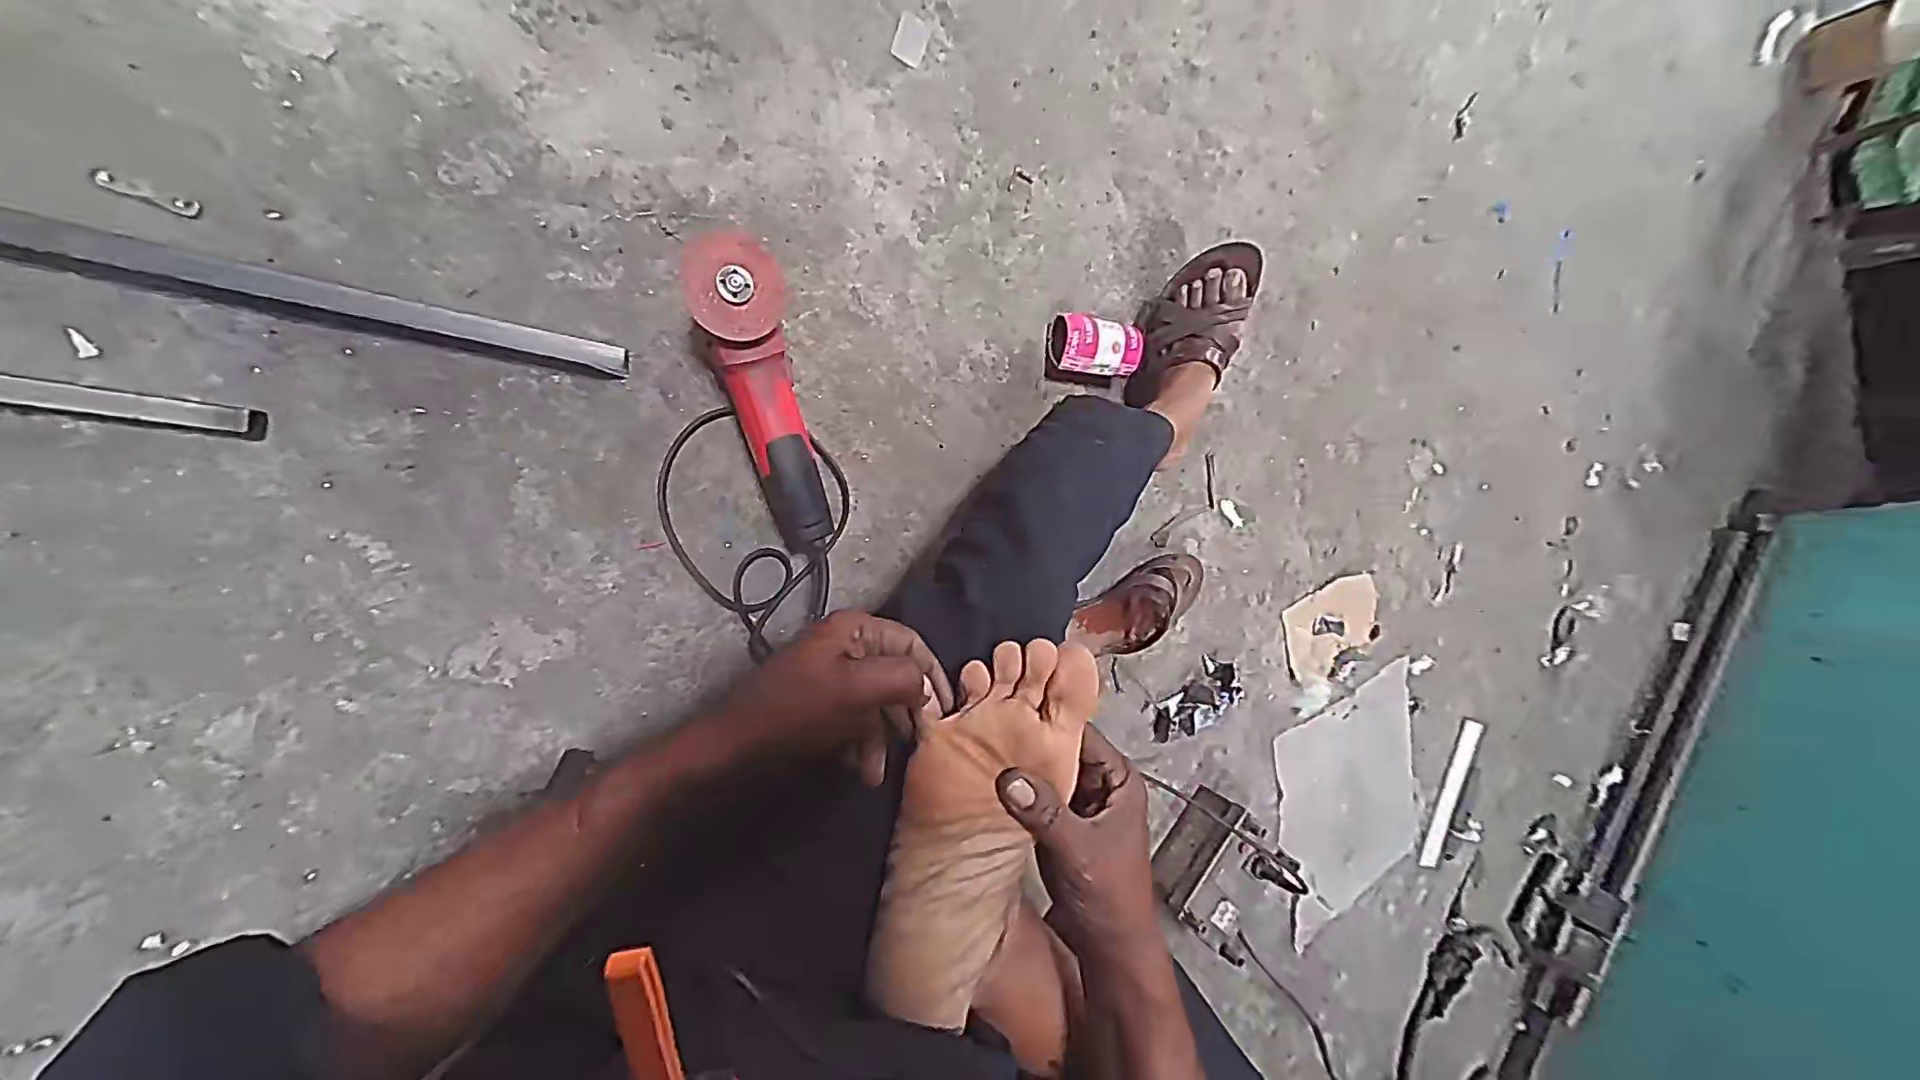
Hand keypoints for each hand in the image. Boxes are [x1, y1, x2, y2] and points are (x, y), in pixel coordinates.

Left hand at [699, 611, 953, 783]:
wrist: (733, 746)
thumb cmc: (796, 710)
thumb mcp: (857, 688)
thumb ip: (903, 677)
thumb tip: (928, 688)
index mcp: (854, 630)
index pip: (911, 644)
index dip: (933, 675)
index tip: (950, 710)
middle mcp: (845, 647)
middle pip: (896, 675)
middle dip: (908, 712)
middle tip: (923, 742)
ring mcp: (832, 677)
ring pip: (877, 704)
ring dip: (883, 737)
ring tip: (881, 770)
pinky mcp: (821, 705)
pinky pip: (855, 720)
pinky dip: (862, 744)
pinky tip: (862, 771)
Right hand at [994, 724, 1159, 966]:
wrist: (1108, 949)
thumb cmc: (1114, 901)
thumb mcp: (1079, 851)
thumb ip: (1046, 814)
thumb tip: (1012, 778)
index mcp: (1119, 780)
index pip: (1081, 731)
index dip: (1050, 718)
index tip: (1016, 706)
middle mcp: (1100, 785)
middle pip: (1060, 748)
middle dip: (1030, 740)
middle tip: (993, 725)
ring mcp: (1077, 804)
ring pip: (1045, 770)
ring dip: (1022, 766)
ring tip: (988, 748)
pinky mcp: (1057, 822)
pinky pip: (1035, 795)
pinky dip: (1018, 790)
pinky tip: (993, 783)